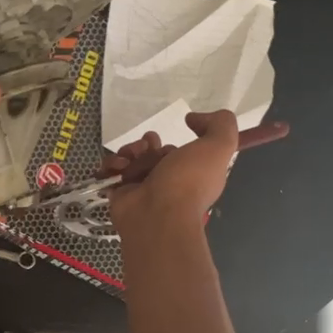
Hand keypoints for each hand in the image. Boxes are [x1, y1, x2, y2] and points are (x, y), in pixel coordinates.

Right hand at [104, 110, 283, 238]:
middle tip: (147, 148)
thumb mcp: (219, 147)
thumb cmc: (188, 181)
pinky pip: (112, 170)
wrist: (156, 214)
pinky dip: (112, 165)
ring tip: (129, 160)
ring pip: (132, 157)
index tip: (183, 127)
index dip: (179, 140)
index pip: (184, 150)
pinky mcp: (120, 192)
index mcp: (193, 172)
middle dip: (148, 144)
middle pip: (154, 150)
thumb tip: (193, 118)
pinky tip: (118, 168)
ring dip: (129, 151)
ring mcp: (143, 187)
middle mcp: (169, 180)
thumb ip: (221, 125)